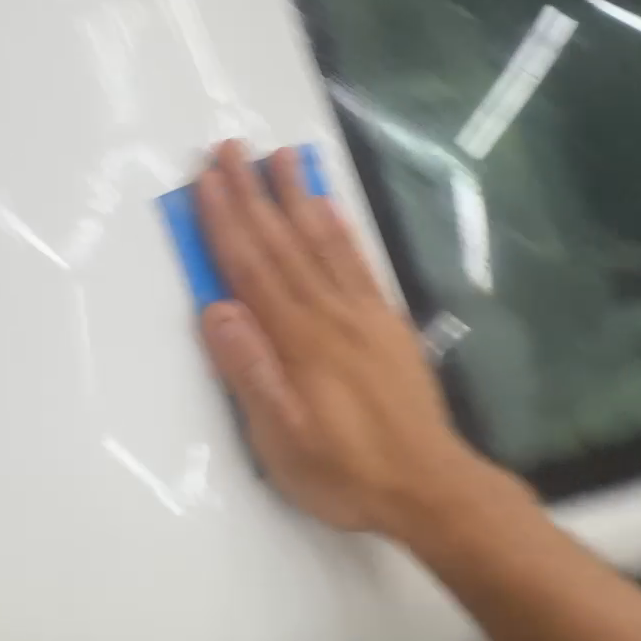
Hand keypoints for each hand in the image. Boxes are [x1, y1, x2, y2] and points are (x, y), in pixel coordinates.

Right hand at [193, 140, 521, 538]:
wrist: (433, 493)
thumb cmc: (344, 469)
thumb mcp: (281, 438)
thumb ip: (249, 372)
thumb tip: (216, 309)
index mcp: (296, 338)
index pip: (250, 266)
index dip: (225, 220)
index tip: (207, 179)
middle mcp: (327, 313)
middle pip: (281, 241)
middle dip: (251, 191)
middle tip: (231, 147)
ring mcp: (361, 314)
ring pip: (319, 241)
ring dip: (295, 195)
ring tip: (280, 155)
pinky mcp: (385, 323)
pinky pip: (357, 263)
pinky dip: (339, 229)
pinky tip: (327, 206)